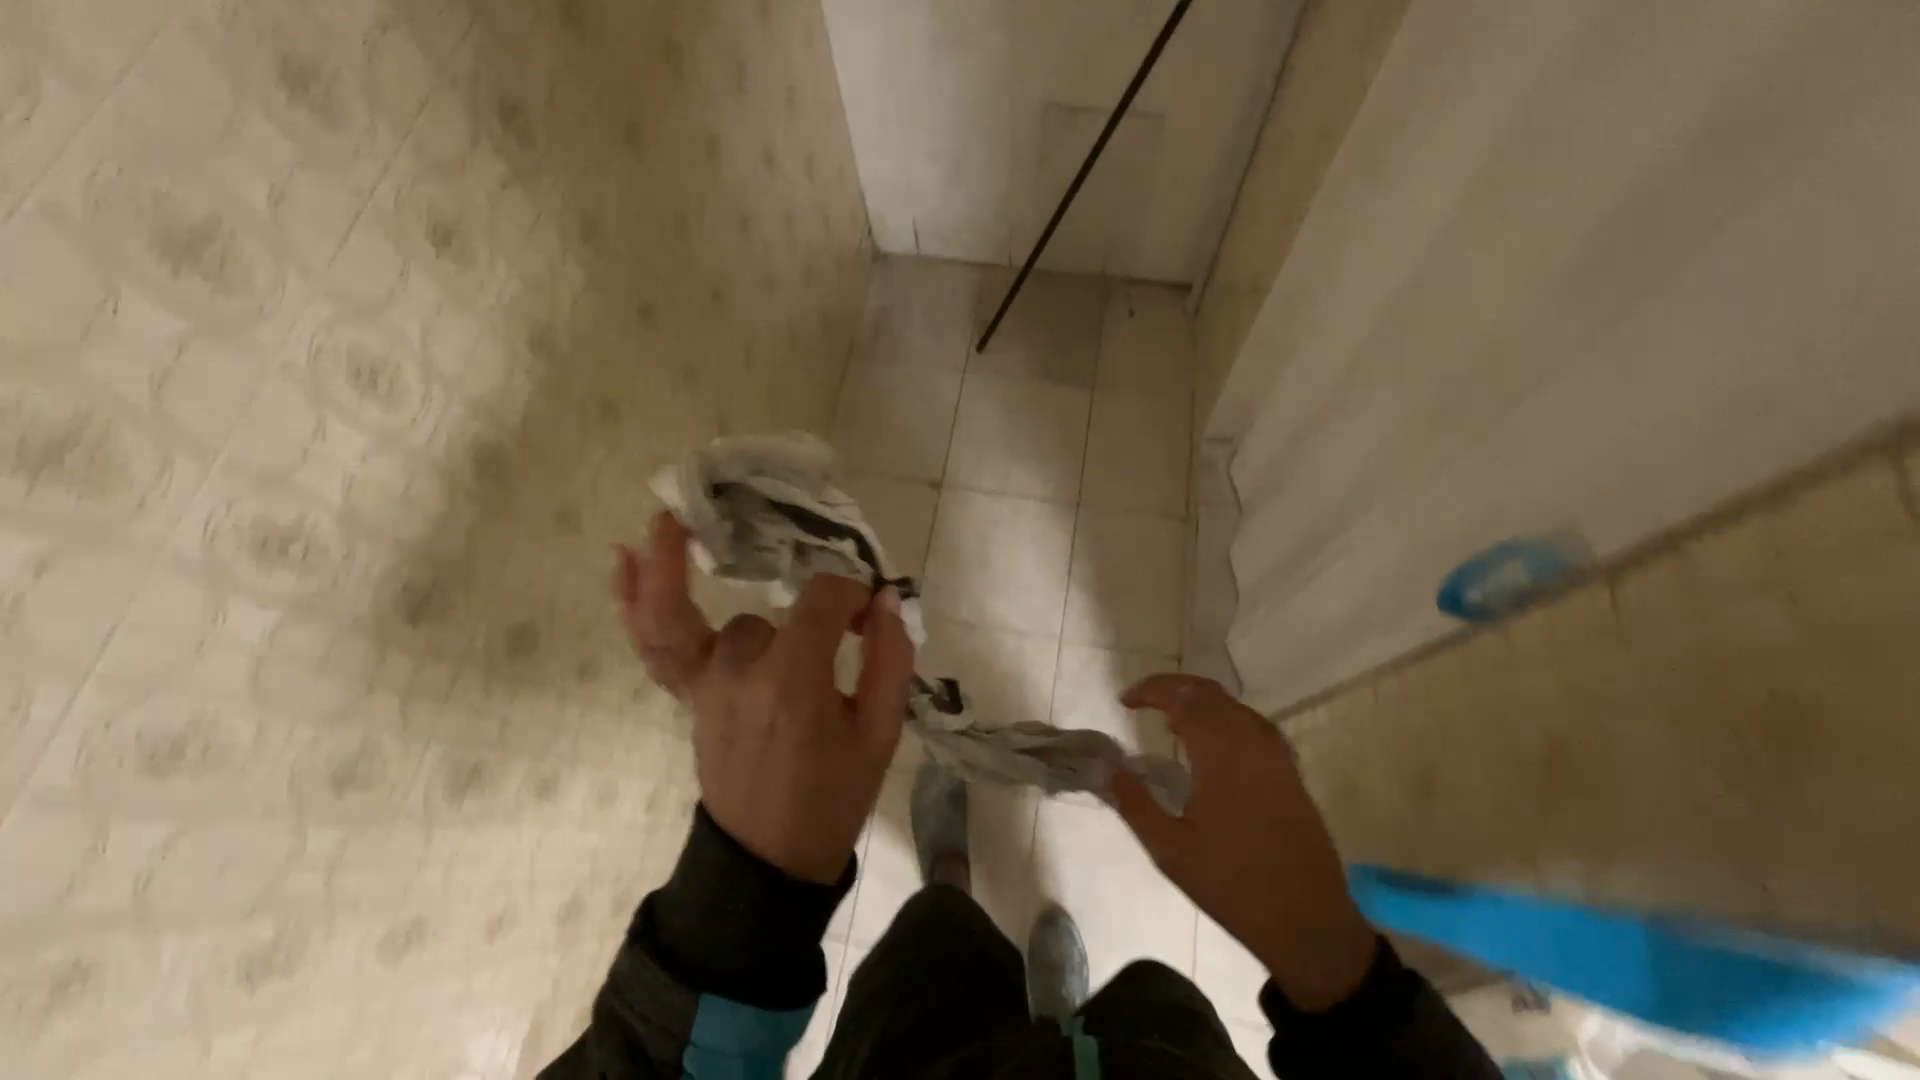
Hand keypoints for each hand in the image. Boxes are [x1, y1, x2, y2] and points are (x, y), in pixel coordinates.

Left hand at [614, 512, 915, 884]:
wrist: (768, 859)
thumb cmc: (834, 797)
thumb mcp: (881, 733)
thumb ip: (889, 658)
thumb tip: (885, 597)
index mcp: (793, 680)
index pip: (823, 598)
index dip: (852, 595)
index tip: (870, 618)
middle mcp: (738, 671)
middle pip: (774, 613)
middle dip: (813, 625)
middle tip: (842, 642)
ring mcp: (703, 683)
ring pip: (724, 622)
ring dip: (762, 628)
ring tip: (754, 576)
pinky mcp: (687, 695)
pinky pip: (654, 640)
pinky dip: (637, 597)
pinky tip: (625, 556)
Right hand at [1110, 674, 1377, 1010]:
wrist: (1306, 919)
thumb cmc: (1231, 885)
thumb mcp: (1169, 850)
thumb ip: (1134, 802)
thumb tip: (1108, 765)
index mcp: (1221, 755)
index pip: (1184, 700)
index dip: (1152, 691)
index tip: (1125, 700)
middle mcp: (1253, 743)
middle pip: (1211, 693)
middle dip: (1174, 688)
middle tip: (1142, 701)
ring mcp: (1277, 756)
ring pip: (1235, 706)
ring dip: (1201, 701)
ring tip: (1170, 719)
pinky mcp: (1290, 772)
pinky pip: (1254, 726)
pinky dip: (1226, 718)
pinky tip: (1212, 742)